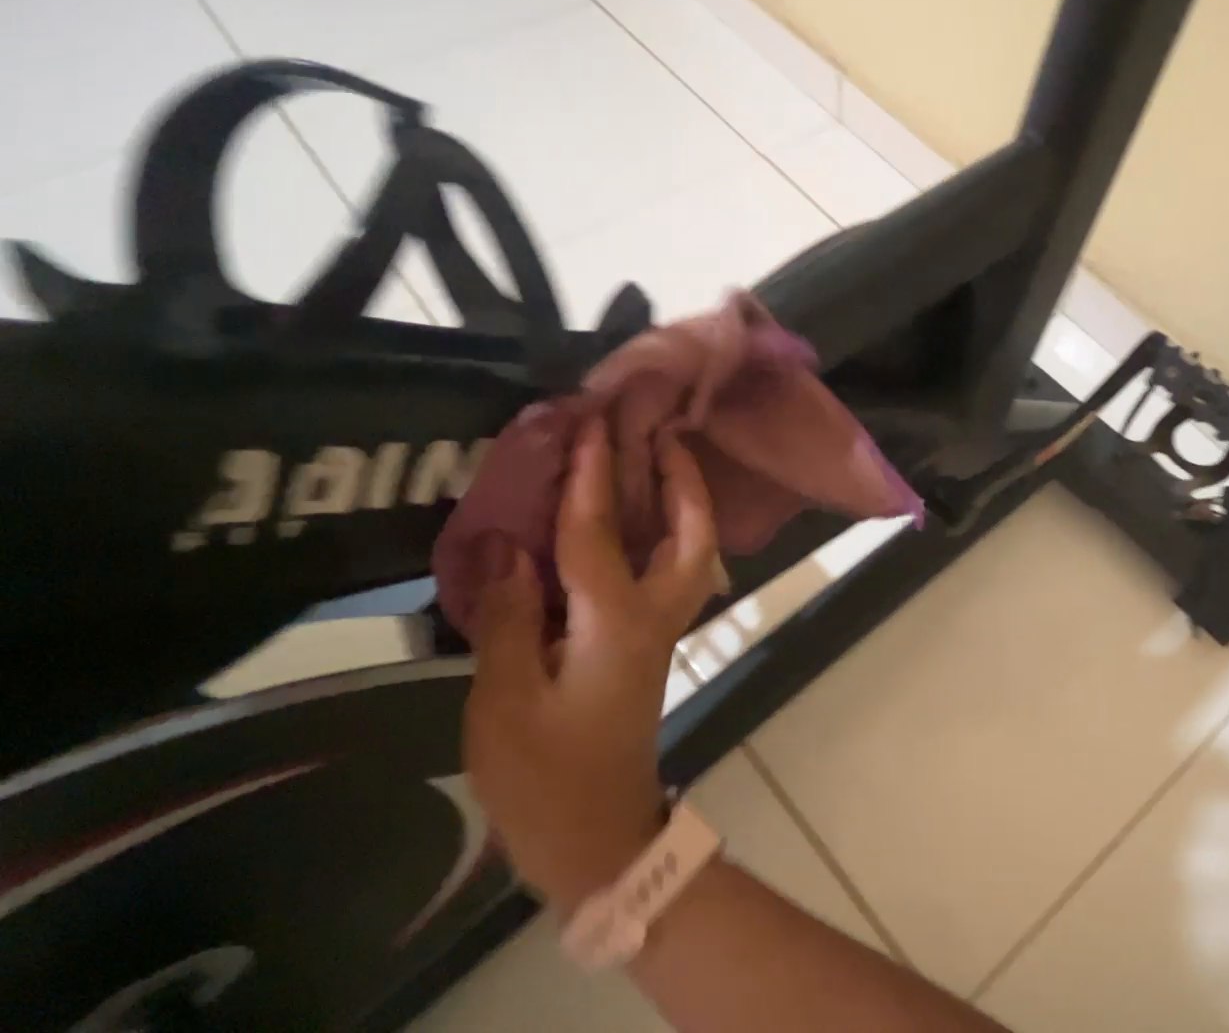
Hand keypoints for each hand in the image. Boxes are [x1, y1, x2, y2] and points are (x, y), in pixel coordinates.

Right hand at [462, 417, 720, 911]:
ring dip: (680, 505)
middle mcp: (653, 619)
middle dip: (683, 481)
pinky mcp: (646, 649)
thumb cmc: (545, 780)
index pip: (601, 534)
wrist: (597, 838)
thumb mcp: (505, 701)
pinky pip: (666, 576)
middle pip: (690, 537)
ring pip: (689, 555)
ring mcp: (658, 634)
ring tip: (656, 460)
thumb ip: (509, 617)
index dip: (591, 477)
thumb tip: (510, 548)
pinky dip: (659, 538)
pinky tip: (632, 523)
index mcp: (616, 625)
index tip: (592, 422)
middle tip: (664, 433)